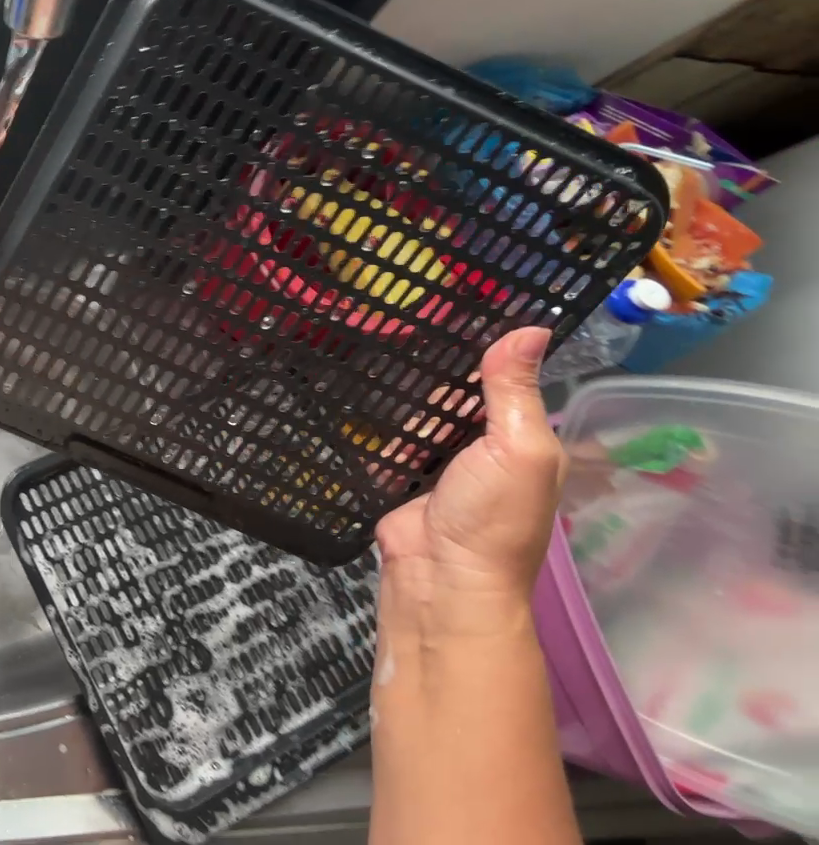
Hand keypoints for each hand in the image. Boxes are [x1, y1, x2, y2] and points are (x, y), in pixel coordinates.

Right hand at [375, 327, 565, 637]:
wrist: (439, 574)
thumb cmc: (494, 514)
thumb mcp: (518, 448)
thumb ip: (514, 392)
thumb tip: (530, 327)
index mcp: (521, 436)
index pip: (503, 378)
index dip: (485, 344)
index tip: (452, 301)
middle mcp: (480, 444)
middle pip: (454, 392)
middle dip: (431, 361)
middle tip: (392, 311)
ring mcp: (435, 459)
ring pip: (416, 410)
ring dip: (396, 385)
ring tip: (361, 334)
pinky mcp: (395, 471)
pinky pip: (384, 433)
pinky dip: (369, 415)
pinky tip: (345, 381)